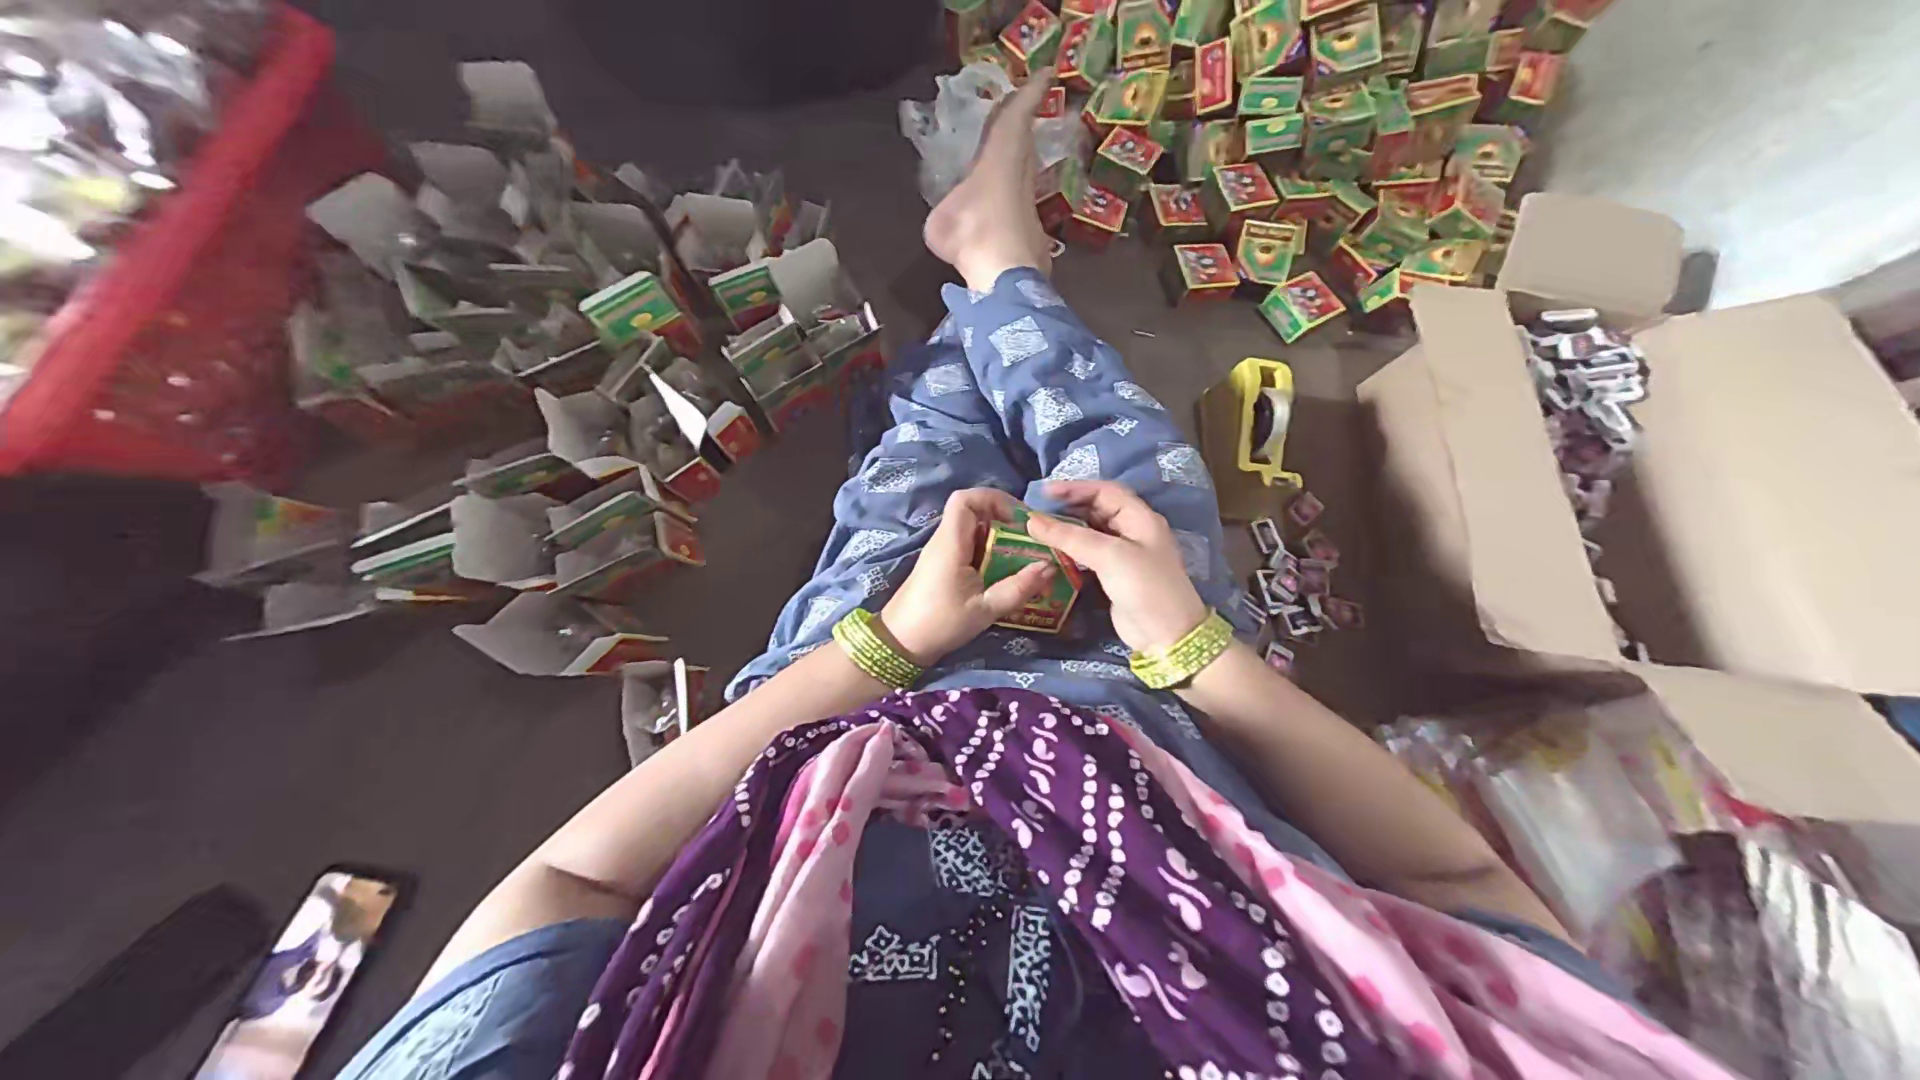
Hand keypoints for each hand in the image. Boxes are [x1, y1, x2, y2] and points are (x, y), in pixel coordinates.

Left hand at [880, 489, 1054, 665]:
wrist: (901, 642)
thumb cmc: (940, 623)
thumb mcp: (985, 609)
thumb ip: (1018, 587)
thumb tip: (1050, 567)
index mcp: (951, 543)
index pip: (966, 499)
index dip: (994, 499)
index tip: (1020, 519)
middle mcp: (944, 540)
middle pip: (972, 510)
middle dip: (1004, 517)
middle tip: (1029, 537)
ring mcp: (942, 552)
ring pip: (972, 528)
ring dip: (998, 535)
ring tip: (1024, 553)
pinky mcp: (943, 565)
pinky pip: (968, 544)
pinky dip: (989, 549)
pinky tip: (1005, 569)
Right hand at [1023, 480, 1209, 653]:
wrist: (1167, 636)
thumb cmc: (1145, 588)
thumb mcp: (1109, 556)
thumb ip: (1070, 537)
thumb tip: (1032, 520)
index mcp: (1140, 518)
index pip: (1105, 491)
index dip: (1075, 488)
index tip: (1044, 492)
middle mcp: (1133, 531)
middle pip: (1097, 509)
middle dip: (1068, 508)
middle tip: (1037, 512)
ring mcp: (1125, 554)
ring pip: (1091, 532)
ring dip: (1067, 529)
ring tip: (1040, 530)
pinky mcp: (1115, 575)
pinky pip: (1089, 554)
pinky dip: (1071, 550)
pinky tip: (1052, 553)